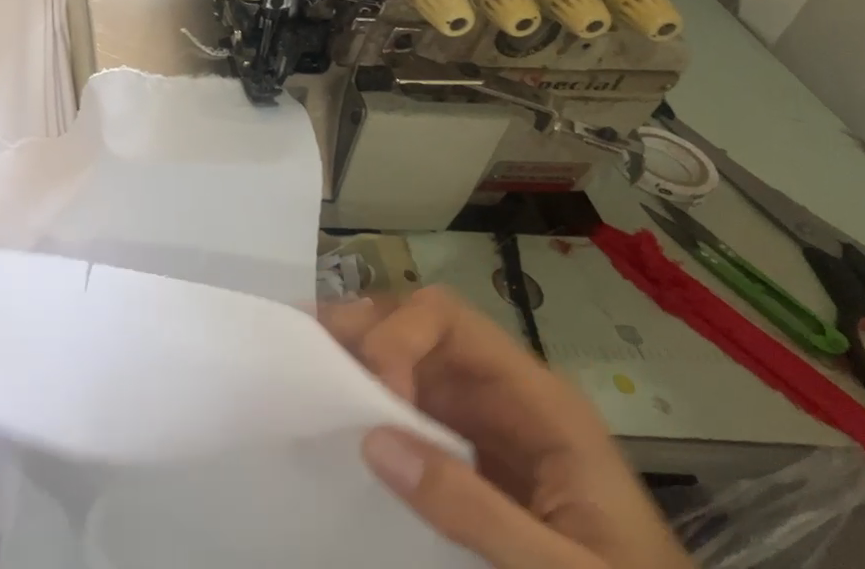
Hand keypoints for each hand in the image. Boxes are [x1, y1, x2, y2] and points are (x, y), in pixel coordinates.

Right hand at [323, 286, 692, 568]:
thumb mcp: (561, 568)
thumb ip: (476, 510)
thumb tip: (373, 440)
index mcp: (540, 404)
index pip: (450, 321)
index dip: (398, 337)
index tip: (371, 392)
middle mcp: (505, 397)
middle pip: (419, 328)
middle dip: (360, 330)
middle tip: (302, 351)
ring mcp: (482, 426)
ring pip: (405, 361)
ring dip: (353, 357)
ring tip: (302, 369)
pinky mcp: (465, 458)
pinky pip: (406, 408)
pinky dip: (363, 399)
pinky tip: (330, 412)